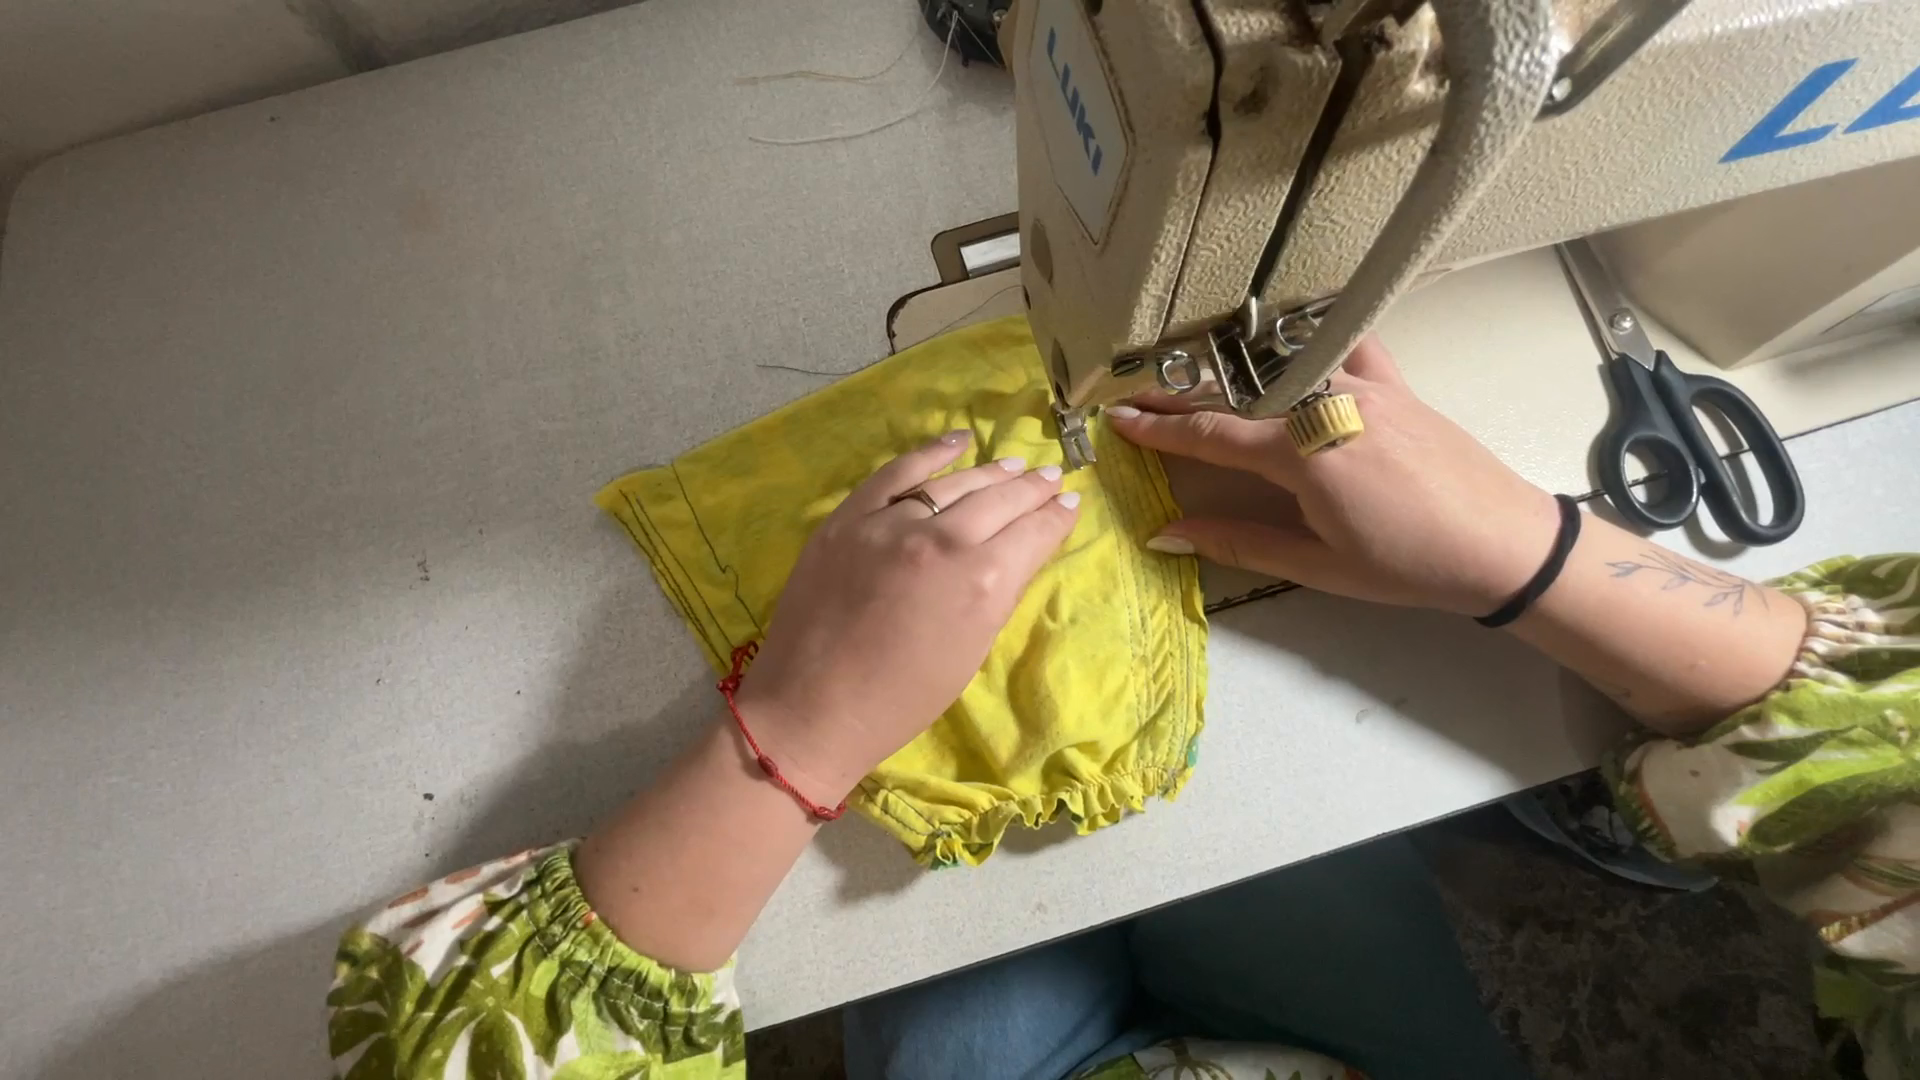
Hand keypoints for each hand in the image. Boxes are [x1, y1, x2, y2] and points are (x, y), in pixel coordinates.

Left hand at [734, 432, 1079, 801]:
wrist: (812, 709)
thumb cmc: (901, 701)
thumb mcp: (969, 653)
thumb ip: (996, 593)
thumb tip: (1020, 551)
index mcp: (980, 584)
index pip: (1032, 534)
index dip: (1056, 518)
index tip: (1070, 504)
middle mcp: (941, 542)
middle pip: (999, 501)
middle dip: (1032, 488)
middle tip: (1052, 477)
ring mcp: (888, 524)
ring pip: (953, 483)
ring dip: (990, 472)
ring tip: (1015, 465)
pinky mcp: (847, 518)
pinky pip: (895, 473)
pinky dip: (929, 453)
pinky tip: (957, 441)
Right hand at [1109, 336, 1558, 615]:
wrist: (1507, 545)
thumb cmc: (1408, 565)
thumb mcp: (1316, 565)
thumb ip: (1238, 542)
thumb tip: (1168, 532)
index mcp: (1302, 454)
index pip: (1210, 434)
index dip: (1158, 428)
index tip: (1118, 420)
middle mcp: (1327, 406)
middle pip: (1234, 392)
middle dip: (1177, 393)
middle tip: (1135, 393)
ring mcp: (1364, 387)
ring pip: (1279, 365)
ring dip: (1228, 370)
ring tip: (1194, 375)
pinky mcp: (1395, 384)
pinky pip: (1344, 347)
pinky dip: (1310, 343)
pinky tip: (1293, 347)